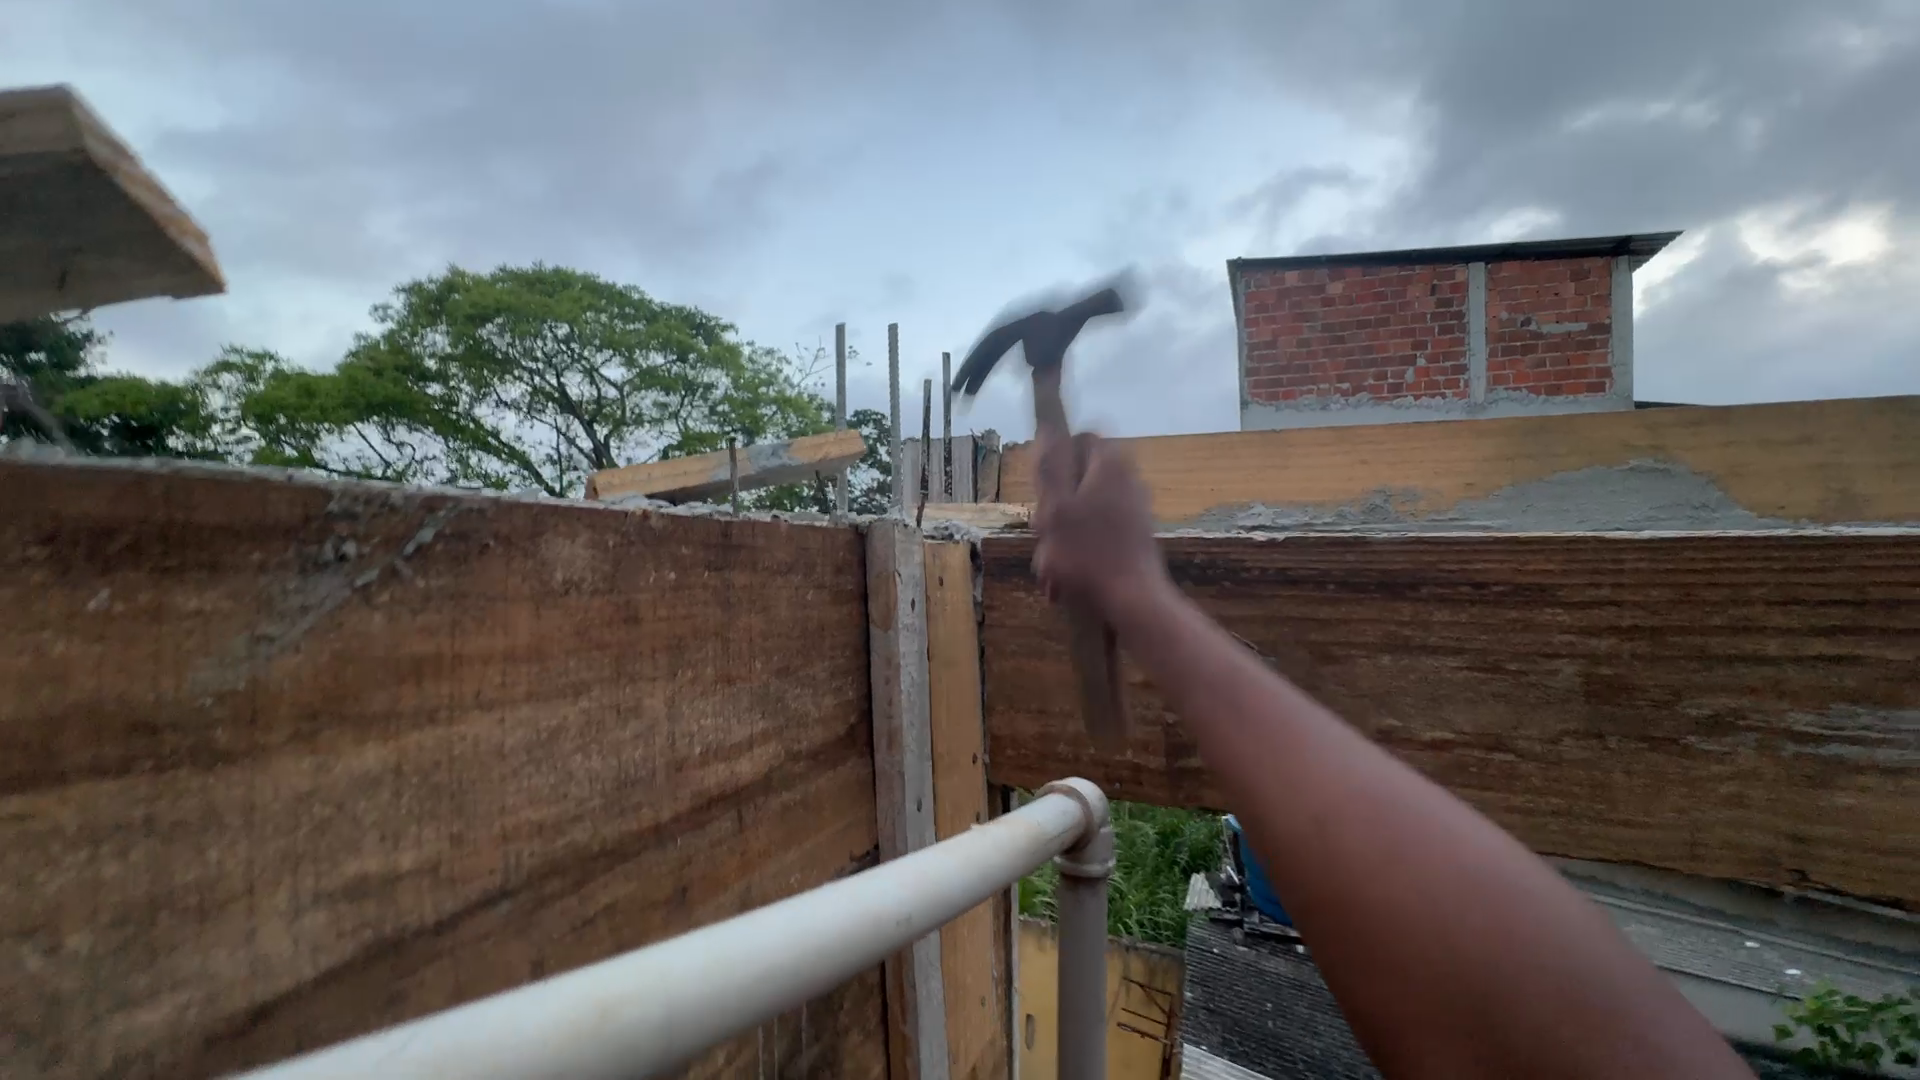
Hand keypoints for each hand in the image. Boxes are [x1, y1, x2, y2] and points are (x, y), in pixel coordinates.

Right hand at [1031, 432, 1169, 621]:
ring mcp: (1135, 508)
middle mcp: (1128, 478)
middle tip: (1043, 532)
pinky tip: (1066, 581)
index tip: (1042, 486)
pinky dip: (1079, 552)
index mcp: (1110, 463)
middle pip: (1079, 478)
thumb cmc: (1087, 553)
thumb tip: (1048, 428)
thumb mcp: (1055, 506)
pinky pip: (1097, 534)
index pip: (1080, 436)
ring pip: (1084, 511)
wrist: (1133, 600)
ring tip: (1051, 568)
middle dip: (1055, 507)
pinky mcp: (1135, 536)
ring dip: (1062, 537)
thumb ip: (1050, 465)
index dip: (1056, 456)